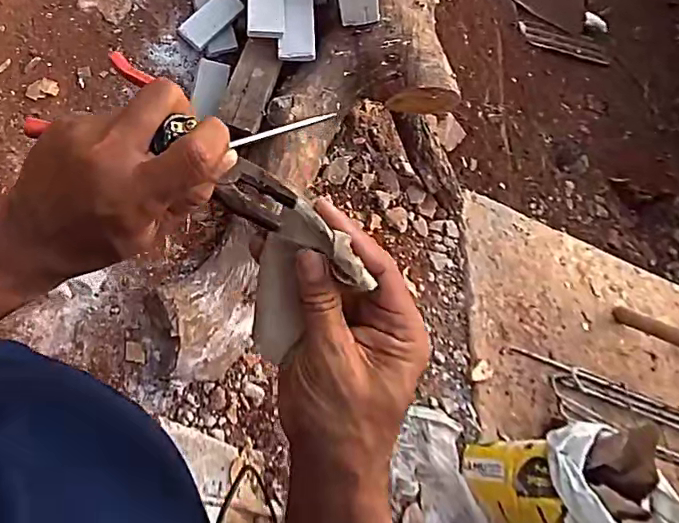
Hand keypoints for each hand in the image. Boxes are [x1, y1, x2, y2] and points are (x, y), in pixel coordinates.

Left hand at [0, 79, 234, 288]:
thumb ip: (187, 194)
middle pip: (166, 92)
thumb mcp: (149, 235)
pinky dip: (114, 132)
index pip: (194, 150)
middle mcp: (110, 154)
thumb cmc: (91, 242)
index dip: (217, 138)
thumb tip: (224, 155)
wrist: (24, 236)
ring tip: (125, 156)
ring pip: (136, 105)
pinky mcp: (67, 120)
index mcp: (135, 193)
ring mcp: (84, 131)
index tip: (216, 142)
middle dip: (181, 106)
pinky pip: (109, 114)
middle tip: (171, 133)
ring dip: (143, 125)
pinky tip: (98, 158)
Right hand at [279, 199, 429, 510]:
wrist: (325, 466)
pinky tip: (277, 259)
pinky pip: (314, 293)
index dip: (353, 238)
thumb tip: (309, 256)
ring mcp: (353, 323)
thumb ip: (321, 304)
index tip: (326, 213)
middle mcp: (381, 320)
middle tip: (302, 216)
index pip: (382, 270)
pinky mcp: (328, 328)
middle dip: (328, 243)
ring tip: (287, 229)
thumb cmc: (343, 426)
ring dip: (309, 256)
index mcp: (401, 329)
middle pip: (356, 268)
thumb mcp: (333, 360)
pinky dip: (296, 278)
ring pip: (332, 277)